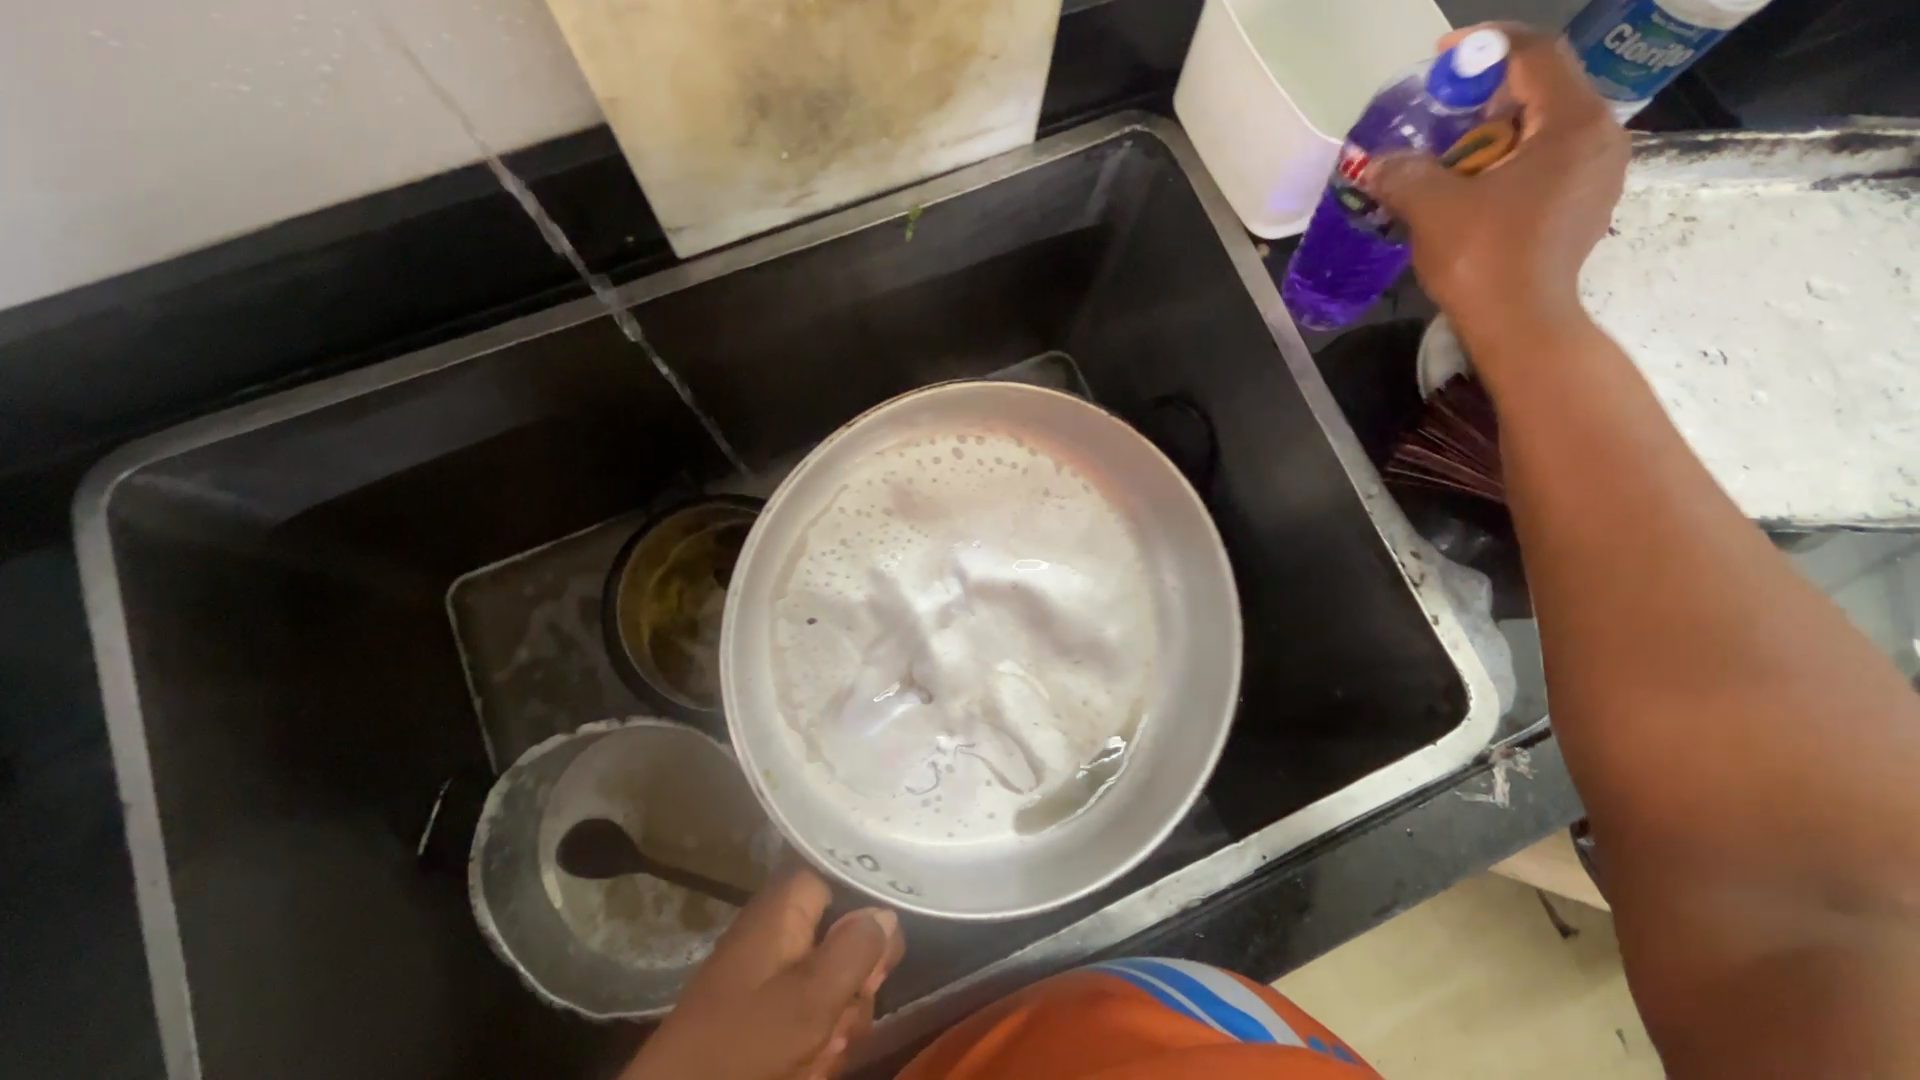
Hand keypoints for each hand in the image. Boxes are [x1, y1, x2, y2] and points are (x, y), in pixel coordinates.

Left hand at [623, 863, 905, 1079]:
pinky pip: (816, 1018)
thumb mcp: (811, 997)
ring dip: (842, 1021)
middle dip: (859, 981)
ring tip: (819, 1051)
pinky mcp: (771, 1018)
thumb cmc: (745, 1044)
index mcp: (784, 911)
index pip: (836, 875)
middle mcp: (781, 936)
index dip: (867, 901)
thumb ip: (857, 949)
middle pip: (847, 938)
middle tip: (842, 1012)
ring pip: (838, 985)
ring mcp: (775, 979)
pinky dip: (819, 1043)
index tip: (884, 939)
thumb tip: (885, 913)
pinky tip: (807, 1067)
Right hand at [1366, 24, 1629, 357]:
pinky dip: (1509, 162)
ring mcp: (1599, 174)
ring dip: (1494, 133)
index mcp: (1573, 123)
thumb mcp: (1432, 206)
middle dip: (1486, 95)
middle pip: (1543, 90)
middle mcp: (1600, 138)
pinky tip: (1474, 187)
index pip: (1536, 54)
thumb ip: (1404, 171)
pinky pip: (1548, 162)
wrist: (1520, 325)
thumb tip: (1379, 163)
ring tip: (1450, 157)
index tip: (1443, 57)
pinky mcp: (1585, 205)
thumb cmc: (1484, 258)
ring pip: (1544, 129)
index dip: (1486, 45)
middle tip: (1440, 116)